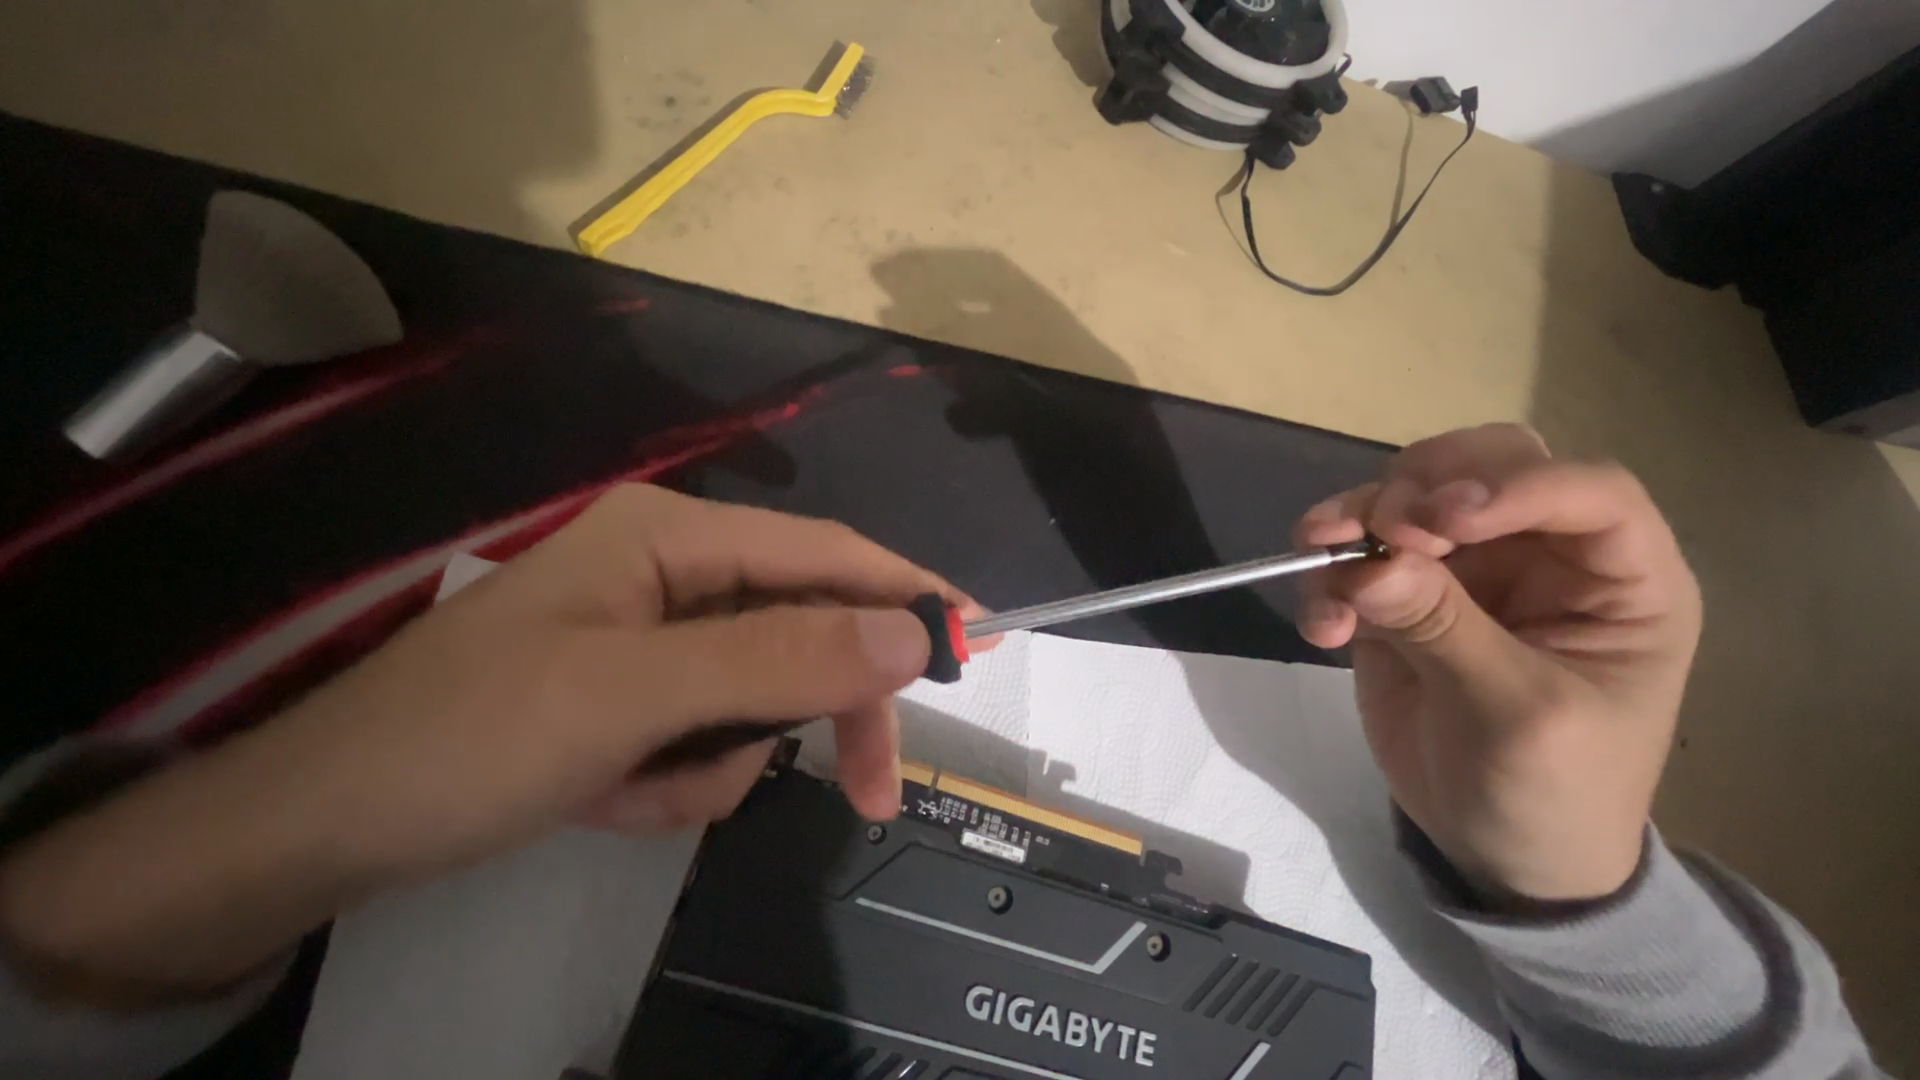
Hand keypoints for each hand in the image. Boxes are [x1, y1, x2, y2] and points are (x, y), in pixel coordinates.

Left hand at [0, 485, 977, 1004]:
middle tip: (870, 796)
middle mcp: (673, 573)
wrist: (321, 830)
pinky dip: (677, 780)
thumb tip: (908, 633)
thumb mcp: (635, 696)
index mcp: (674, 538)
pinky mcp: (634, 693)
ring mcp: (653, 636)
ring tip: (635, 788)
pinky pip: (707, 736)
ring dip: (716, 761)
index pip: (825, 553)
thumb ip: (779, 658)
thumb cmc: (471, 739)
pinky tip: (610, 796)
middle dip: (816, 714)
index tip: (974, 643)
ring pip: (757, 700)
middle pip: (802, 632)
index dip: (905, 593)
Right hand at [1295, 424, 1701, 904]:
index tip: (1438, 525)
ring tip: (1315, 559)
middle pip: (1480, 468)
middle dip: (1419, 487)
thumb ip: (1446, 630)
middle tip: (1377, 531)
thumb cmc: (1550, 791)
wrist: (1496, 852)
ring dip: (1353, 523)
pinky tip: (1321, 629)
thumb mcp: (1516, 715)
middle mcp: (1537, 557)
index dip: (1513, 487)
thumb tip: (1369, 564)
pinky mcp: (1398, 599)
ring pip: (1403, 502)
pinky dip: (1325, 579)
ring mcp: (1462, 574)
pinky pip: (1353, 560)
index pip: (1584, 491)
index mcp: (1617, 579)